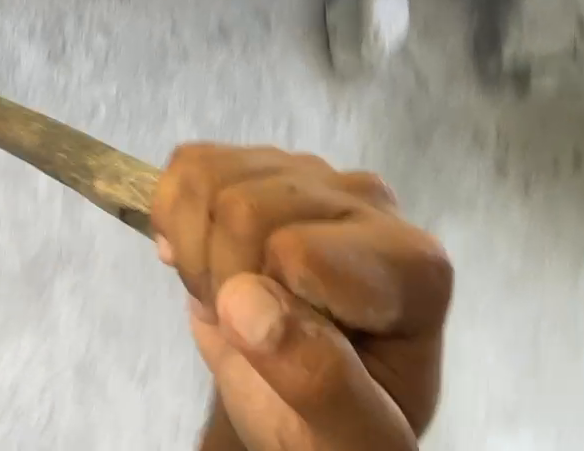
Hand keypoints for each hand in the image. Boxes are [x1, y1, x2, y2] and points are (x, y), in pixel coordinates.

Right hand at [153, 145, 452, 450]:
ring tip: (228, 295)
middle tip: (243, 329)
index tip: (279, 353)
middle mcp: (366, 199)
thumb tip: (247, 302)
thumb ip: (318, 381)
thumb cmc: (330, 423)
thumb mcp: (347, 441)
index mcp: (410, 266)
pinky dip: (173, 217)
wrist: (294, 396)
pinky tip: (205, 256)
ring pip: (205, 177)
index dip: (261, 307)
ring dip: (193, 250)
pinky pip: (185, 163)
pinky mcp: (255, 160)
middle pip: (241, 207)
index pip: (293, 249)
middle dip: (218, 279)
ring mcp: (307, 170)